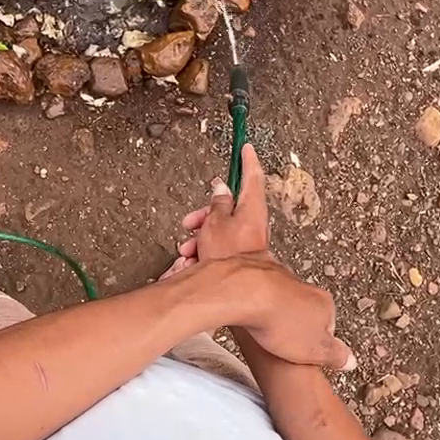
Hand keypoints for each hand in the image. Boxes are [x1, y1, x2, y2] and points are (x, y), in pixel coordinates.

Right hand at [177, 144, 269, 261]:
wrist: (237, 291)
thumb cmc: (230, 256)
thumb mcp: (216, 222)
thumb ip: (218, 204)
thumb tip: (222, 189)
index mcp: (251, 208)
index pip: (252, 177)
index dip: (248, 161)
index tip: (248, 148)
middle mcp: (251, 224)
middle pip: (225, 210)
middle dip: (203, 217)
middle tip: (190, 223)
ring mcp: (245, 242)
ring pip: (217, 233)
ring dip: (198, 241)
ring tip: (188, 254)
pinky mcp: (238, 260)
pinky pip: (217, 251)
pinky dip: (202, 256)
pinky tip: (191, 266)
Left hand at [194, 254, 353, 371]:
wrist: (243, 292)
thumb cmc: (277, 321)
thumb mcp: (314, 351)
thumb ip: (335, 355)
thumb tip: (350, 361)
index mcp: (323, 302)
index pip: (328, 324)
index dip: (316, 340)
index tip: (304, 351)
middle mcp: (304, 283)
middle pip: (305, 305)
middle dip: (295, 320)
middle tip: (281, 339)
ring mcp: (279, 272)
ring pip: (281, 291)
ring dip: (274, 304)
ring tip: (261, 323)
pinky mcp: (254, 265)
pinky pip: (256, 279)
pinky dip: (253, 290)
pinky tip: (245, 303)